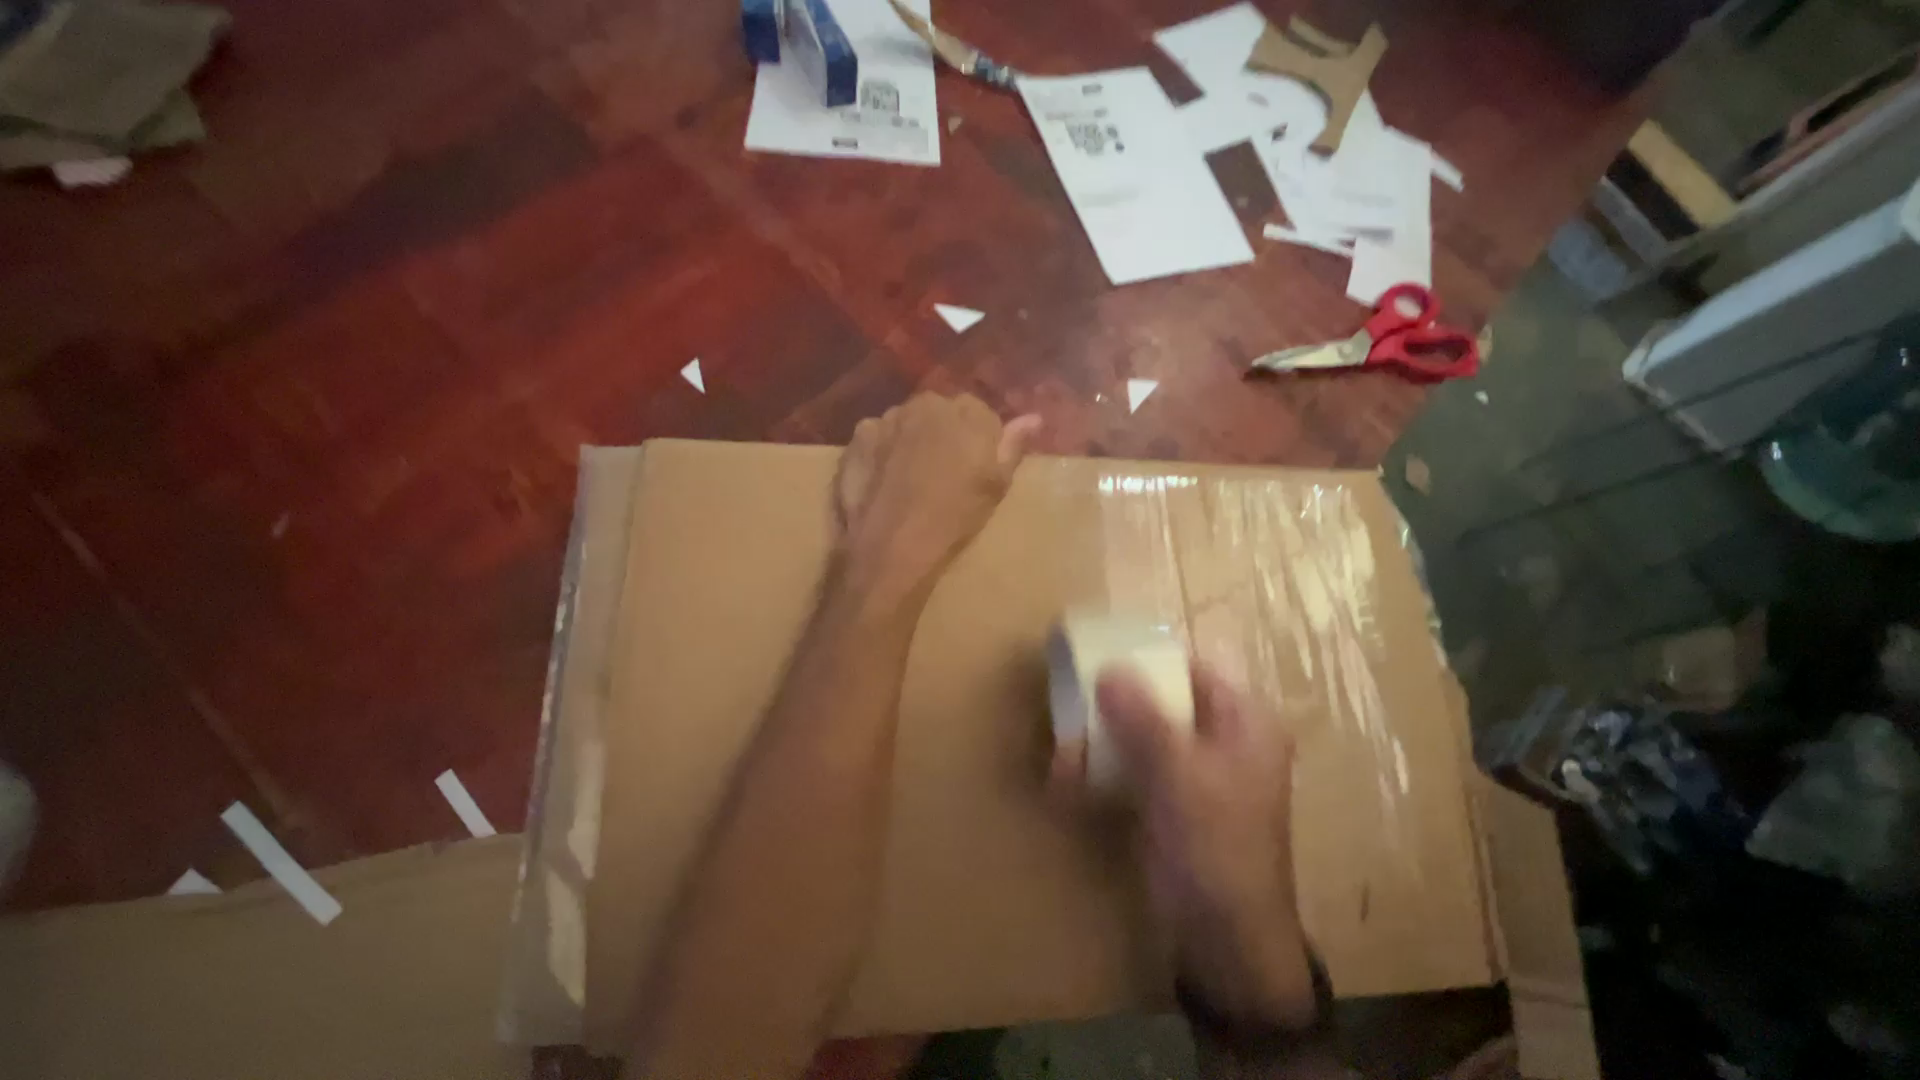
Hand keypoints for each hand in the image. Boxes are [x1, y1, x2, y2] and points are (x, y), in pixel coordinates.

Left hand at [833, 393, 1040, 600]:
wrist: (893, 545)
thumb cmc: (956, 517)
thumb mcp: (996, 486)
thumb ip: (1013, 445)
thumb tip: (1034, 418)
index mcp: (969, 412)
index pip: (980, 413)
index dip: (977, 441)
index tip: (973, 468)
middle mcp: (929, 403)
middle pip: (941, 412)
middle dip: (943, 434)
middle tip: (942, 473)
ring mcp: (889, 417)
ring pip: (907, 422)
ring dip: (911, 440)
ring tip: (909, 478)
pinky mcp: (859, 435)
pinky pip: (877, 436)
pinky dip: (881, 450)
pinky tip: (883, 479)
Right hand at [1052, 658, 1318, 1030]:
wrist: (1225, 939)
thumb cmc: (1215, 846)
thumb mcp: (1179, 775)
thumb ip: (1143, 719)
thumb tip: (1108, 668)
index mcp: (1244, 724)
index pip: (1193, 671)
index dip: (1147, 660)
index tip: (1096, 656)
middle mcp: (1222, 743)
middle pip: (1161, 704)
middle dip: (1110, 709)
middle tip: (1066, 712)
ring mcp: (1195, 778)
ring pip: (1140, 739)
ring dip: (1098, 744)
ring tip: (1060, 758)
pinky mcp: (1171, 808)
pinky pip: (1132, 774)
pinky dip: (1102, 775)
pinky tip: (1067, 784)